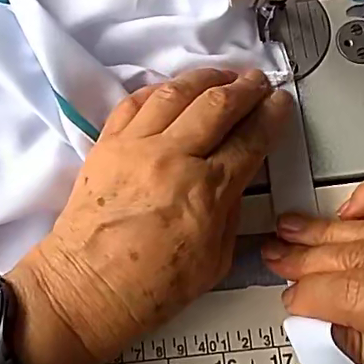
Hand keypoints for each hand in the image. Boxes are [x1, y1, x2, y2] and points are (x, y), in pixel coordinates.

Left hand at [8, 69, 292, 363]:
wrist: (85, 287)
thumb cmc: (147, 287)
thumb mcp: (214, 262)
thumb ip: (229, 213)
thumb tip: (235, 180)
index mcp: (206, 192)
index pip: (250, 138)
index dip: (271, 115)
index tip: (279, 104)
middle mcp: (171, 159)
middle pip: (217, 104)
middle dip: (245, 88)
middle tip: (257, 83)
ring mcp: (134, 147)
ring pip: (176, 93)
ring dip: (204, 78)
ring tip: (220, 76)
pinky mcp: (105, 145)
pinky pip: (133, 102)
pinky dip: (158, 90)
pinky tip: (172, 90)